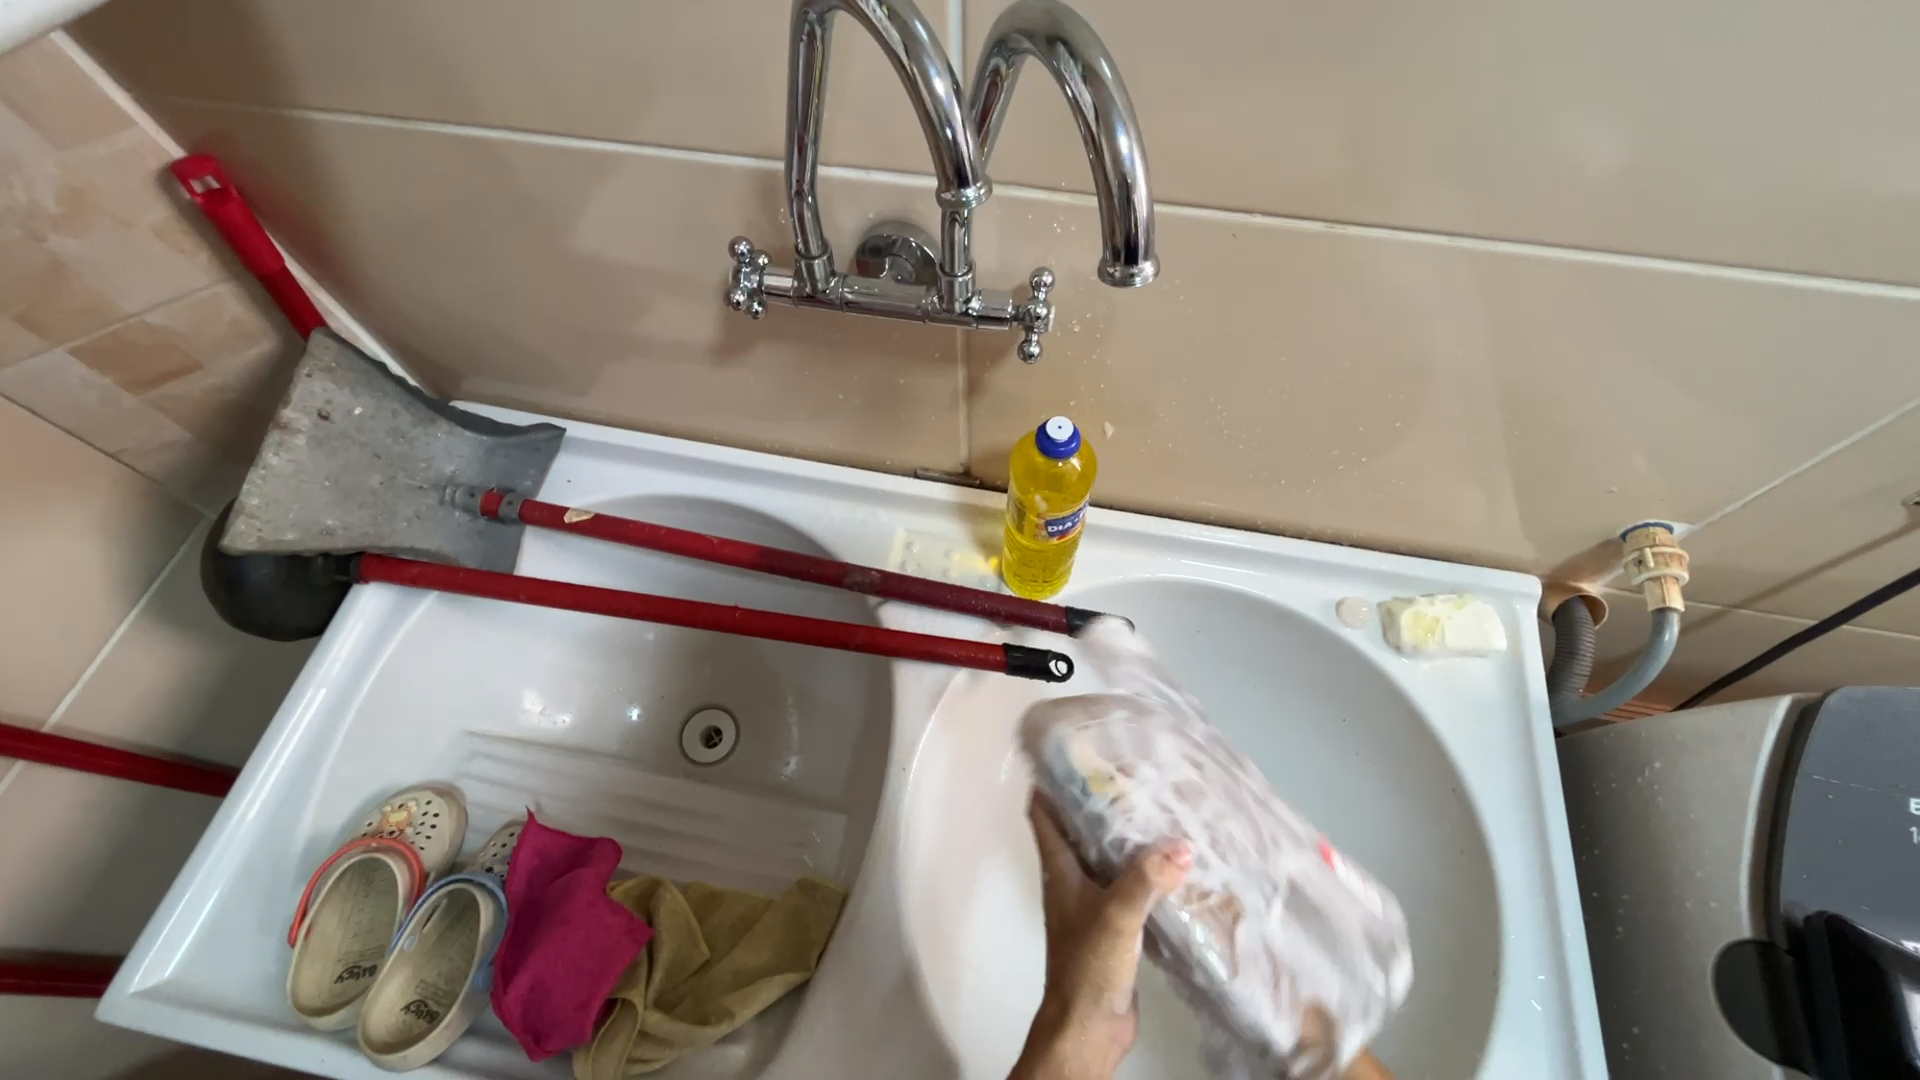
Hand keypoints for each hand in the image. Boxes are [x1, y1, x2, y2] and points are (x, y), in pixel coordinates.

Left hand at [1011, 791, 1191, 1079]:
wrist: (1089, 1026)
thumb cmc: (1088, 964)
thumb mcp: (1117, 914)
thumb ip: (1146, 879)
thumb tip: (1181, 848)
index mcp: (1059, 869)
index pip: (1044, 814)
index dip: (1051, 783)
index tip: (1072, 756)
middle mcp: (1071, 879)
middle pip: (1077, 829)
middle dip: (1097, 803)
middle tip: (1129, 776)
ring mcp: (1090, 902)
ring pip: (1103, 856)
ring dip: (1123, 837)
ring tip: (1155, 811)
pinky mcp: (1112, 925)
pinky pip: (1126, 885)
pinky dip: (1142, 871)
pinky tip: (1169, 864)